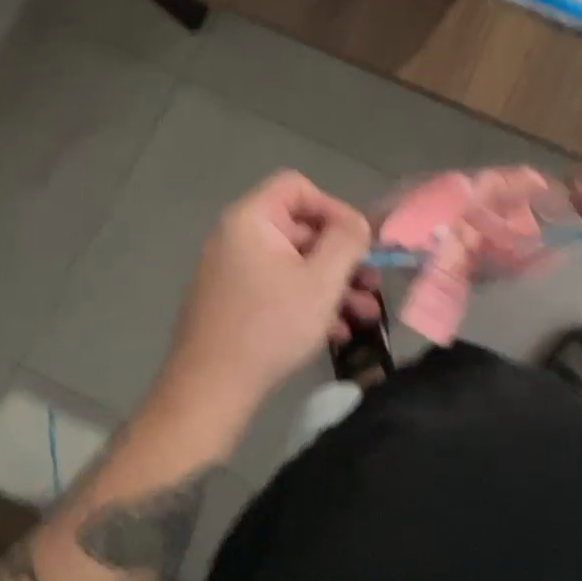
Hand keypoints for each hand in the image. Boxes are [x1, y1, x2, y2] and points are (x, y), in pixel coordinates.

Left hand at [158, 171, 378, 412]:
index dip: (333, 207)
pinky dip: (308, 302)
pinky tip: (337, 332)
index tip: (357, 241)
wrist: (208, 392)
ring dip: (333, 285)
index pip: (297, 187)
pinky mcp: (232, 304)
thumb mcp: (322, 280)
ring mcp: (231, 273)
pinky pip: (278, 288)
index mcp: (251, 220)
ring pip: (294, 264)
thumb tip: (358, 223)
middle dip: (342, 257)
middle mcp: (236, 238)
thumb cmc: (270, 326)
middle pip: (301, 229)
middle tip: (373, 283)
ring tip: (365, 314)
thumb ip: (347, 240)